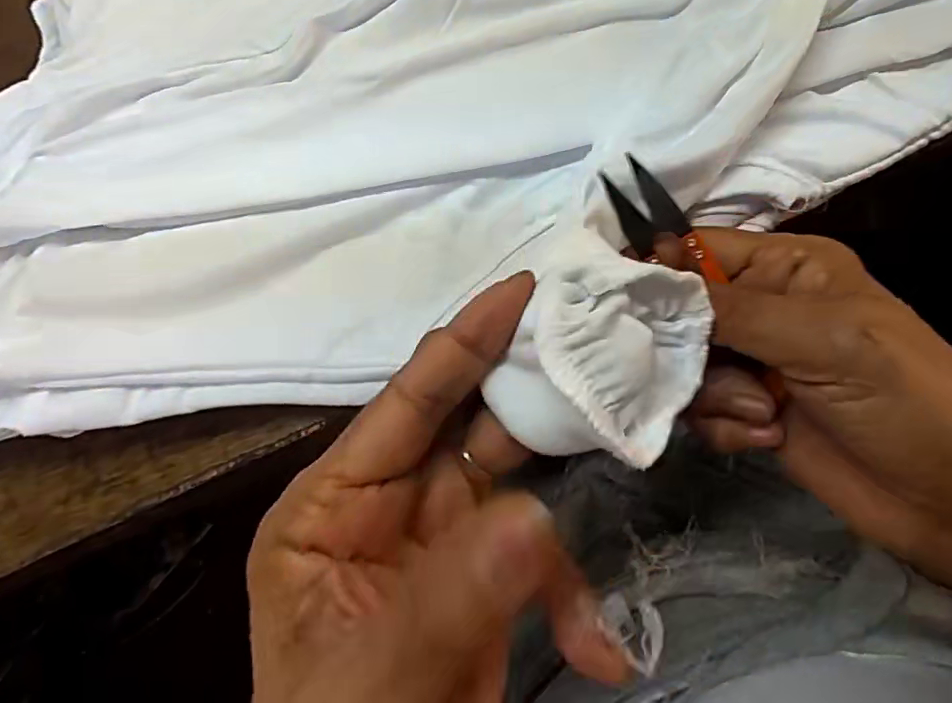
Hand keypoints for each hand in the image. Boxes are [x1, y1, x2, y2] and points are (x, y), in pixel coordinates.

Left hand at [248, 272, 629, 702]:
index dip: (467, 337)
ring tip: (614, 415)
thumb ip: (457, 588)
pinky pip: (540, 548)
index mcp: (337, 499)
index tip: (523, 286)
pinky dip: (572, 587)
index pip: (410, 398)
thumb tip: (535, 514)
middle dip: (528, 377)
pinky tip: (597, 645)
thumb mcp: (382, 667)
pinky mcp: (487, 569)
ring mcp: (444, 530)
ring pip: (516, 465)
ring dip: (563, 454)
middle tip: (586, 331)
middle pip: (472, 417)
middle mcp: (392, 497)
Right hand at [682, 230, 951, 593]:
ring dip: (712, 391)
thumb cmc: (905, 397)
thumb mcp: (825, 338)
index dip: (661, 268)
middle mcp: (769, 306)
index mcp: (791, 265)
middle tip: (706, 370)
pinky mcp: (756, 411)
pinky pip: (703, 408)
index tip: (622, 299)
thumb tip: (651, 280)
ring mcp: (761, 361)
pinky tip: (768, 436)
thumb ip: (736, 310)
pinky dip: (723, 424)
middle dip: (686, 344)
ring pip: (688, 363)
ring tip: (764, 412)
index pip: (703, 249)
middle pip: (684, 309)